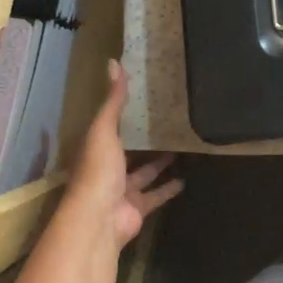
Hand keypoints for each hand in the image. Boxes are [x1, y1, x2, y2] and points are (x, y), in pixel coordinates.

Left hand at [68, 59, 182, 247]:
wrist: (99, 219)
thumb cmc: (98, 170)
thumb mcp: (104, 130)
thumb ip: (113, 101)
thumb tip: (114, 62)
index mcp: (95, 148)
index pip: (109, 127)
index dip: (123, 114)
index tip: (143, 99)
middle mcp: (107, 169)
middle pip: (128, 151)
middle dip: (143, 141)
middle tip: (167, 123)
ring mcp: (122, 190)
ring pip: (144, 173)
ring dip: (160, 163)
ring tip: (181, 147)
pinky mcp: (138, 208)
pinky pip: (156, 195)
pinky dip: (169, 188)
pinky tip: (186, 178)